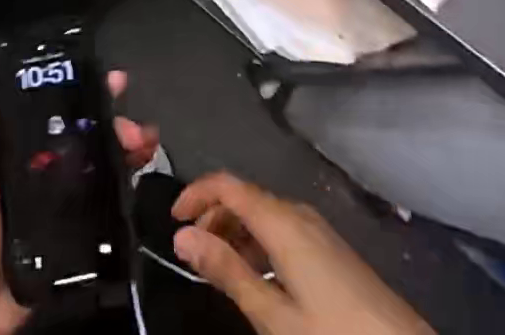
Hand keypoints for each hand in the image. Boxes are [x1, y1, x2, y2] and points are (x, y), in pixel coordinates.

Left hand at [0, 70, 157, 334]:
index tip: (111, 81)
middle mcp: (48, 170)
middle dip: (115, 123)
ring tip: (146, 144)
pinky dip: (127, 179)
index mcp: (23, 155)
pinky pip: (108, 197)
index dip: (83, 95)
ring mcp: (67, 198)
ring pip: (103, 161)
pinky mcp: (82, 227)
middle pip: (88, 136)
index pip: (56, 115)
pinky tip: (141, 171)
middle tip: (135, 128)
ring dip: (127, 147)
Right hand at [172, 172, 435, 334]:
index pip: (227, 184)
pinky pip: (281, 229)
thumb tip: (182, 237)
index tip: (171, 219)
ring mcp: (317, 229)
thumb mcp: (273, 313)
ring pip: (263, 214)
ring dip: (234, 232)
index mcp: (281, 220)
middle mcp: (298, 213)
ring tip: (218, 268)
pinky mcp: (330, 248)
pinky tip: (255, 276)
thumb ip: (226, 271)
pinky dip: (257, 243)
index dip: (195, 193)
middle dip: (213, 216)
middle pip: (244, 197)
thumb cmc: (333, 332)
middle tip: (191, 253)